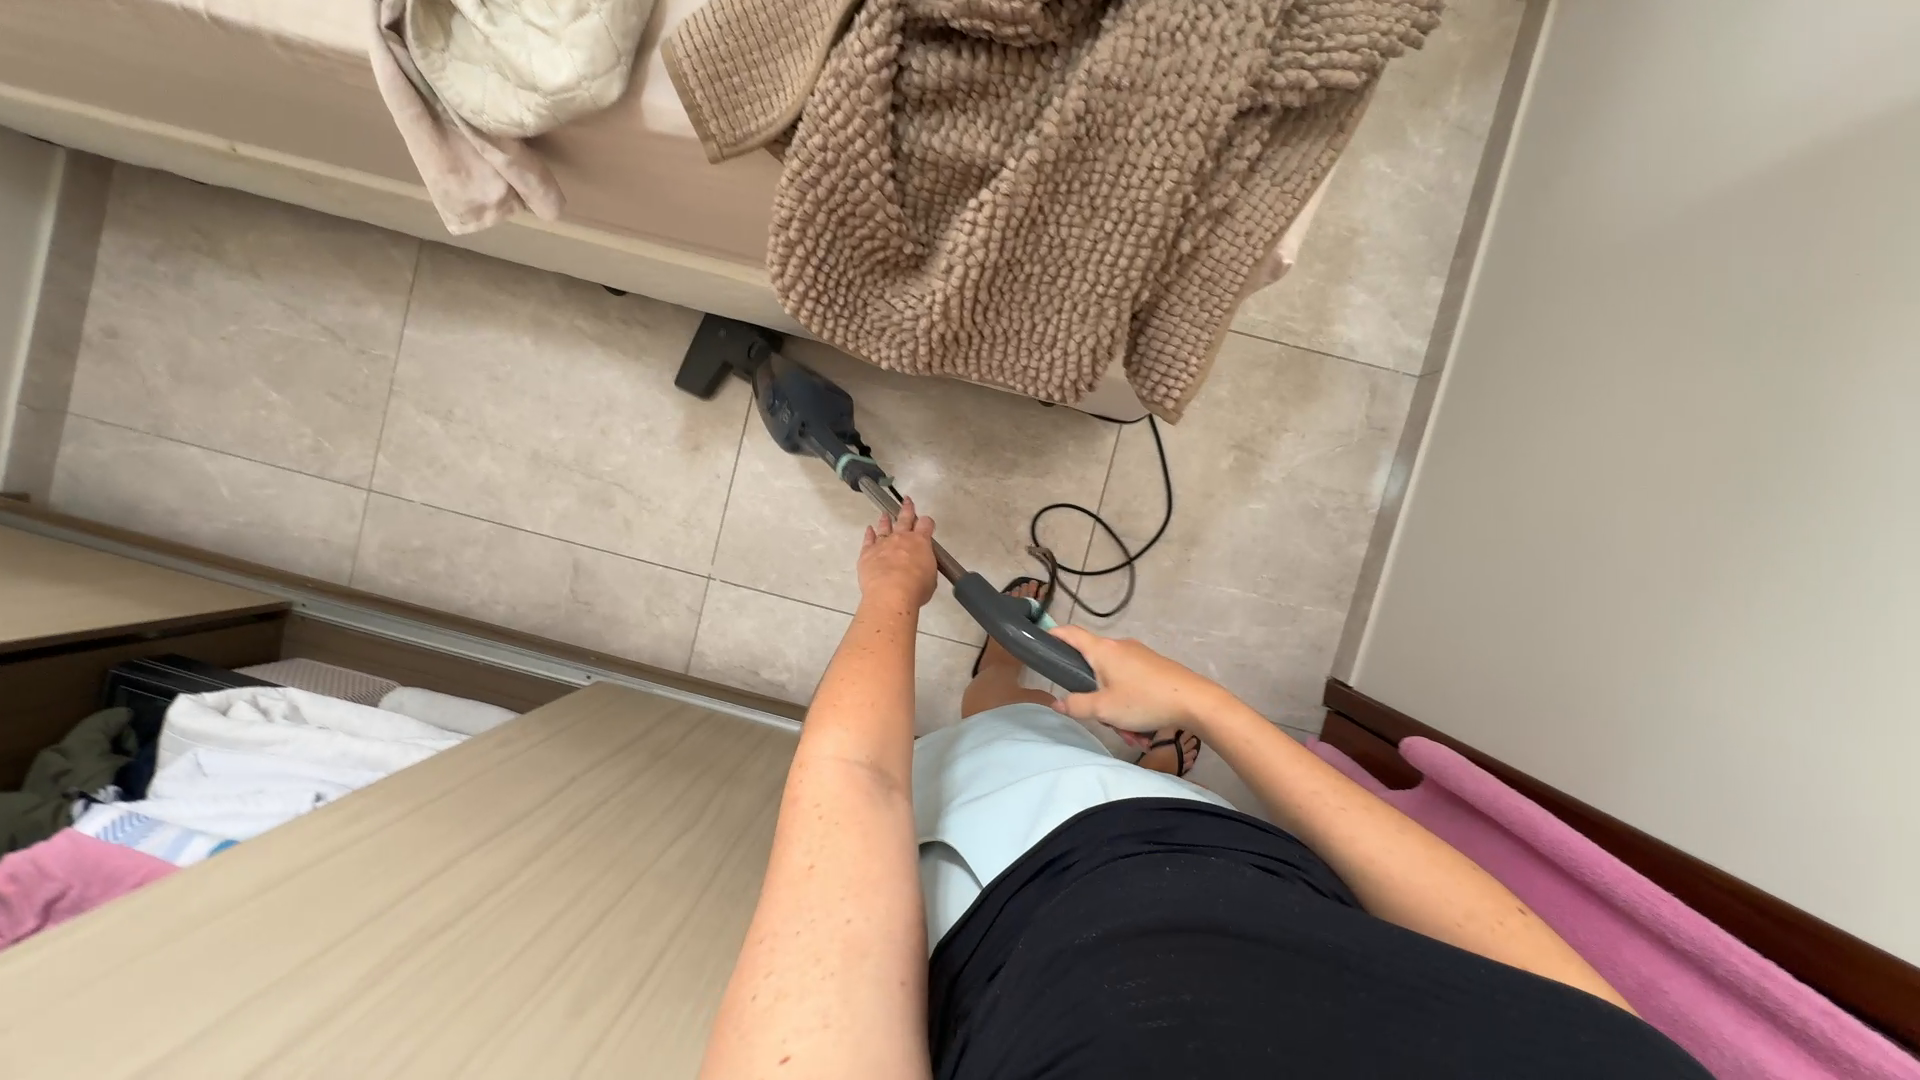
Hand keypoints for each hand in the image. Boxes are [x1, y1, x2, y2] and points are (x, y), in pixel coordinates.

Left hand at [857, 496, 937, 610]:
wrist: (891, 593)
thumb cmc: (916, 588)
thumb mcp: (931, 577)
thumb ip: (926, 565)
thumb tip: (921, 564)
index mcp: (920, 542)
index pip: (926, 524)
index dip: (927, 522)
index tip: (927, 522)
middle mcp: (901, 538)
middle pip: (905, 519)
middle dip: (907, 509)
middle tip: (907, 500)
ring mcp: (883, 543)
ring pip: (885, 527)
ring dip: (886, 520)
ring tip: (885, 514)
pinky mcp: (867, 553)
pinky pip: (868, 540)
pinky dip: (869, 534)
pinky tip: (869, 529)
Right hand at [1047, 626, 1230, 738]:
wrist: (1195, 701)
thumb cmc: (1144, 700)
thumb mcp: (1104, 709)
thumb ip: (1076, 705)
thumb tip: (1057, 702)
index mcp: (1102, 650)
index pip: (1070, 633)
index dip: (1053, 635)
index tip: (1041, 642)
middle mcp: (1119, 646)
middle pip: (1094, 667)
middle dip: (1096, 698)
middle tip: (1104, 720)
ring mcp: (1139, 655)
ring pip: (1115, 682)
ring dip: (1118, 710)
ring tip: (1133, 735)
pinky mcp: (1154, 667)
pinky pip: (1132, 685)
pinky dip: (1133, 706)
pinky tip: (1144, 729)